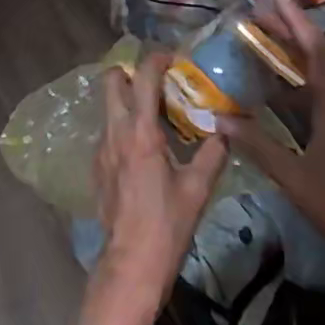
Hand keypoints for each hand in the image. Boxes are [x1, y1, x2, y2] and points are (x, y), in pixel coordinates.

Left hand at [93, 53, 228, 286]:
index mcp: (140, 131)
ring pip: (108, 106)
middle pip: (111, 80)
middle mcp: (115, 132)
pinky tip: (143, 148)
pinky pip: (108, 131)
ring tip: (155, 114)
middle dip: (131, 72)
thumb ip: (214, 152)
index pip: (143, 76)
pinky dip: (123, 126)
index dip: (157, 59)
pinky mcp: (96, 167)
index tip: (174, 59)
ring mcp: (101, 149)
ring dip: (127, 99)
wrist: (131, 265)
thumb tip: (227, 128)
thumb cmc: (166, 224)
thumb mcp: (198, 188)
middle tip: (157, 83)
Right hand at [219, 0, 324, 264]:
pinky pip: (321, 107)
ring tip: (264, 49)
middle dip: (290, 36)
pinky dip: (298, 96)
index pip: (316, 52)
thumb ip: (257, 146)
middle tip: (261, 15)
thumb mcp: (296, 179)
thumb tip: (217, 118)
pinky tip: (280, 103)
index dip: (296, 22)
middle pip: (318, 62)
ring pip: (319, 85)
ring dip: (293, 65)